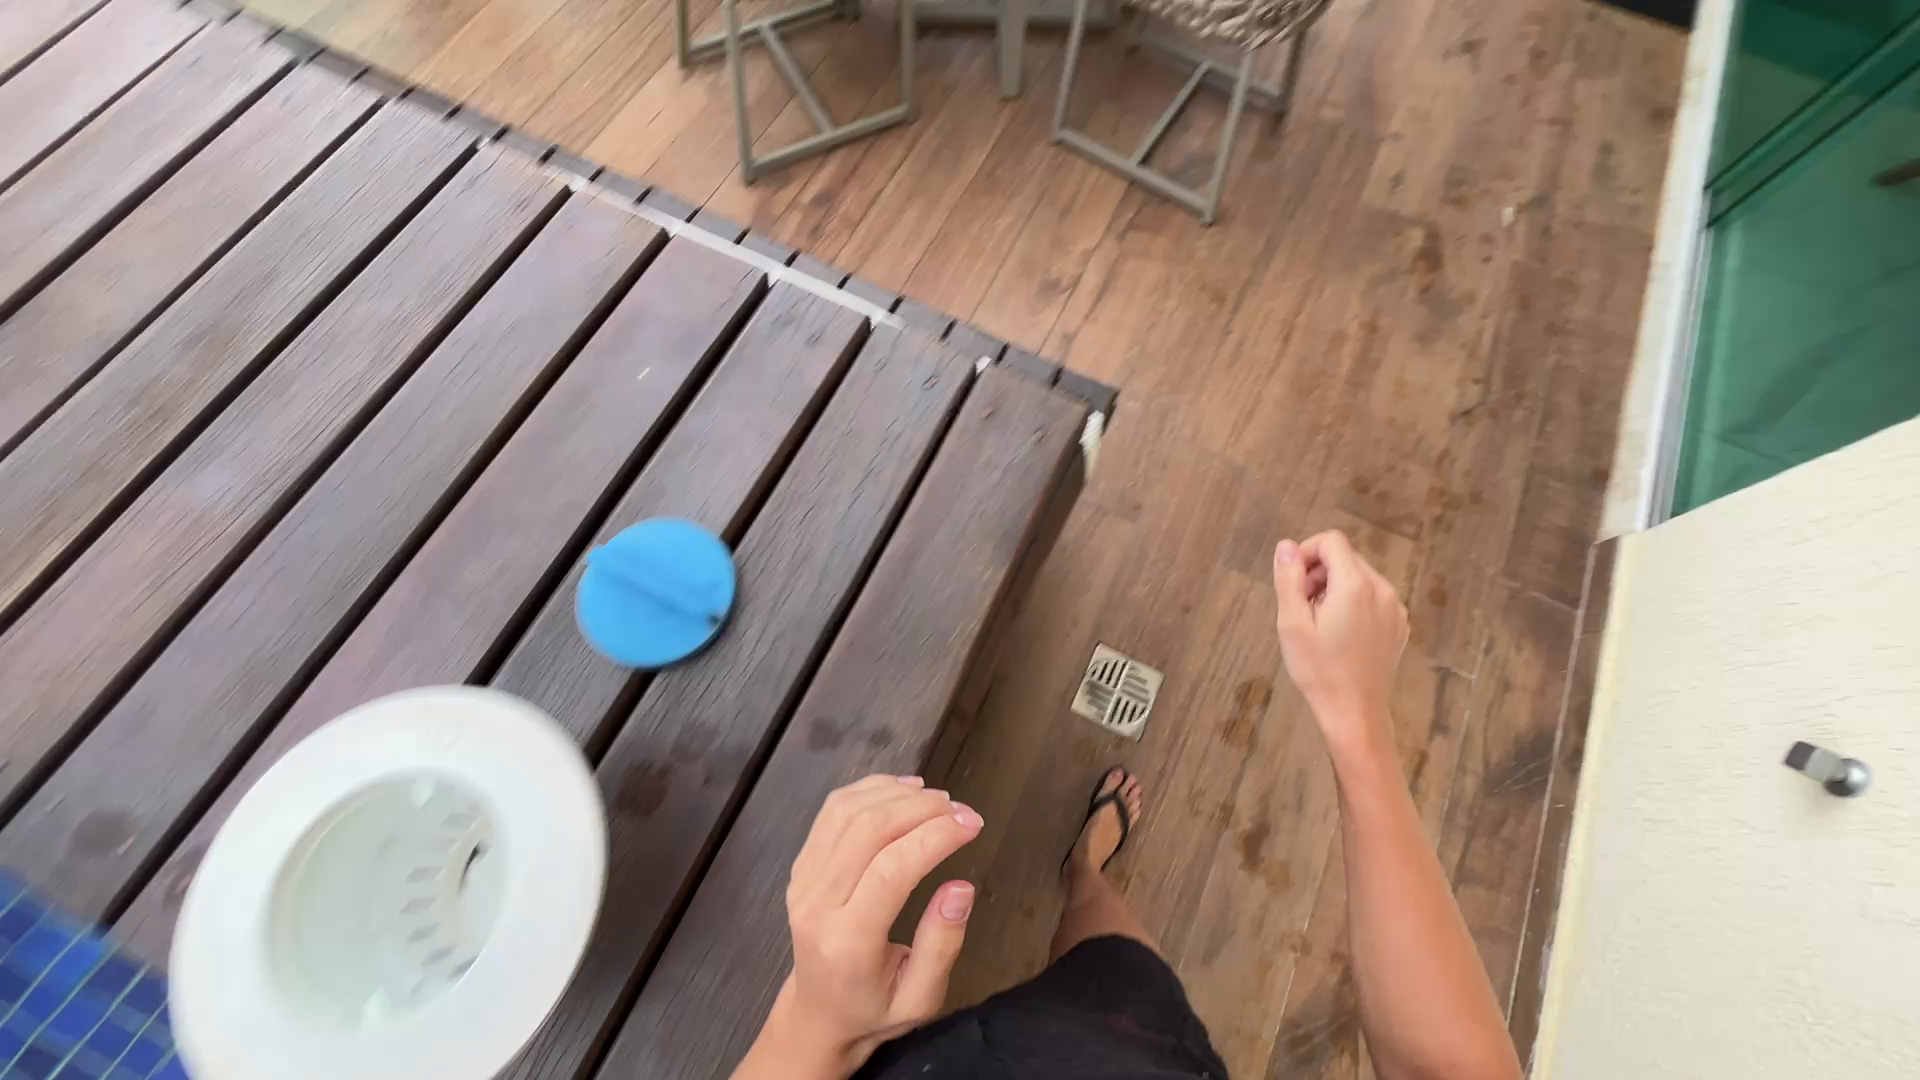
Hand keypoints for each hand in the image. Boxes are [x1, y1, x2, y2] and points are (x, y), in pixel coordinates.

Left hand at [744, 774, 983, 1079]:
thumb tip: (962, 887)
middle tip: (961, 809)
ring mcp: (802, 878)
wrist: (818, 1014)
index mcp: (848, 942)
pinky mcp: (801, 862)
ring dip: (897, 794)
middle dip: (922, 809)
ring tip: (938, 798)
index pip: (891, 870)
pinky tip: (903, 790)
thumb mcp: (920, 998)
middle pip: (868, 830)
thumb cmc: (874, 1009)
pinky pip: (834, 810)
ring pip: (848, 811)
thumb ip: (942, 944)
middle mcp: (817, 903)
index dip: (935, 836)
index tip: (973, 823)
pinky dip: (871, 789)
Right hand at [1271, 531, 1407, 762]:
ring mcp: (1395, 607)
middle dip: (1318, 572)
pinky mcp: (1399, 624)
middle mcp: (1382, 589)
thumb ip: (1289, 579)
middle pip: (1346, 557)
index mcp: (1355, 585)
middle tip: (1301, 607)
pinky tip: (1340, 634)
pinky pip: (1372, 597)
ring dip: (1334, 587)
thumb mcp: (1292, 623)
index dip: (1306, 553)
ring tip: (1319, 622)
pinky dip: (1352, 602)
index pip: (1332, 541)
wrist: (1354, 712)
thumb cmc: (1318, 669)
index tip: (1292, 584)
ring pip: (1359, 576)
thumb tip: (1286, 545)